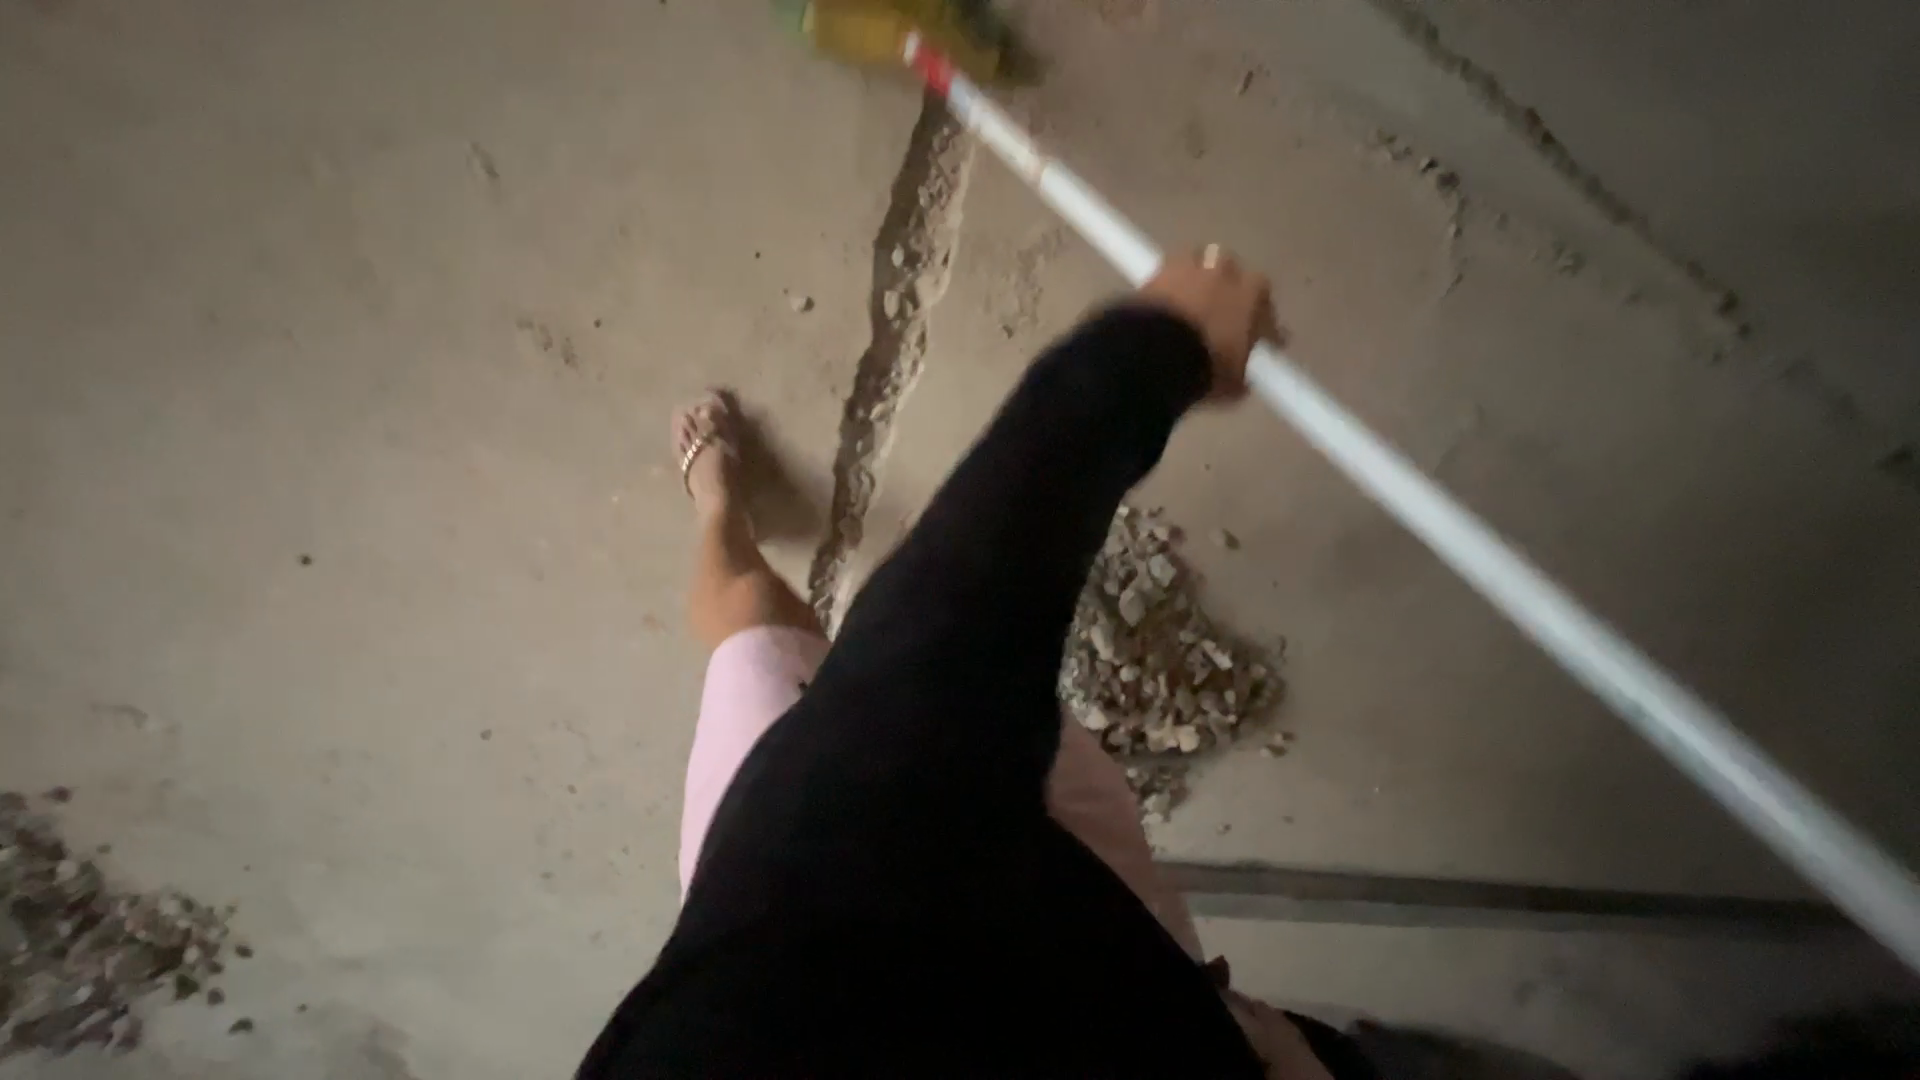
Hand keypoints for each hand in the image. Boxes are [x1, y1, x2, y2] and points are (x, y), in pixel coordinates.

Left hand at [1136, 246, 1281, 402]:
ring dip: (1196, 278)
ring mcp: (1187, 267)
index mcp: (1254, 293)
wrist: (1150, 355)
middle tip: (1219, 313)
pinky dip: (1166, 287)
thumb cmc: (1203, 367)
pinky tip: (1163, 305)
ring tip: (1189, 301)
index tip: (1259, 340)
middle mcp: (1224, 270)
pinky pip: (1165, 275)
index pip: (1265, 305)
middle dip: (1227, 290)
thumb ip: (1242, 374)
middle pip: (1231, 273)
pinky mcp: (1152, 273)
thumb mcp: (1232, 383)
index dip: (1261, 325)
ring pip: (1197, 262)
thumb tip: (1242, 379)